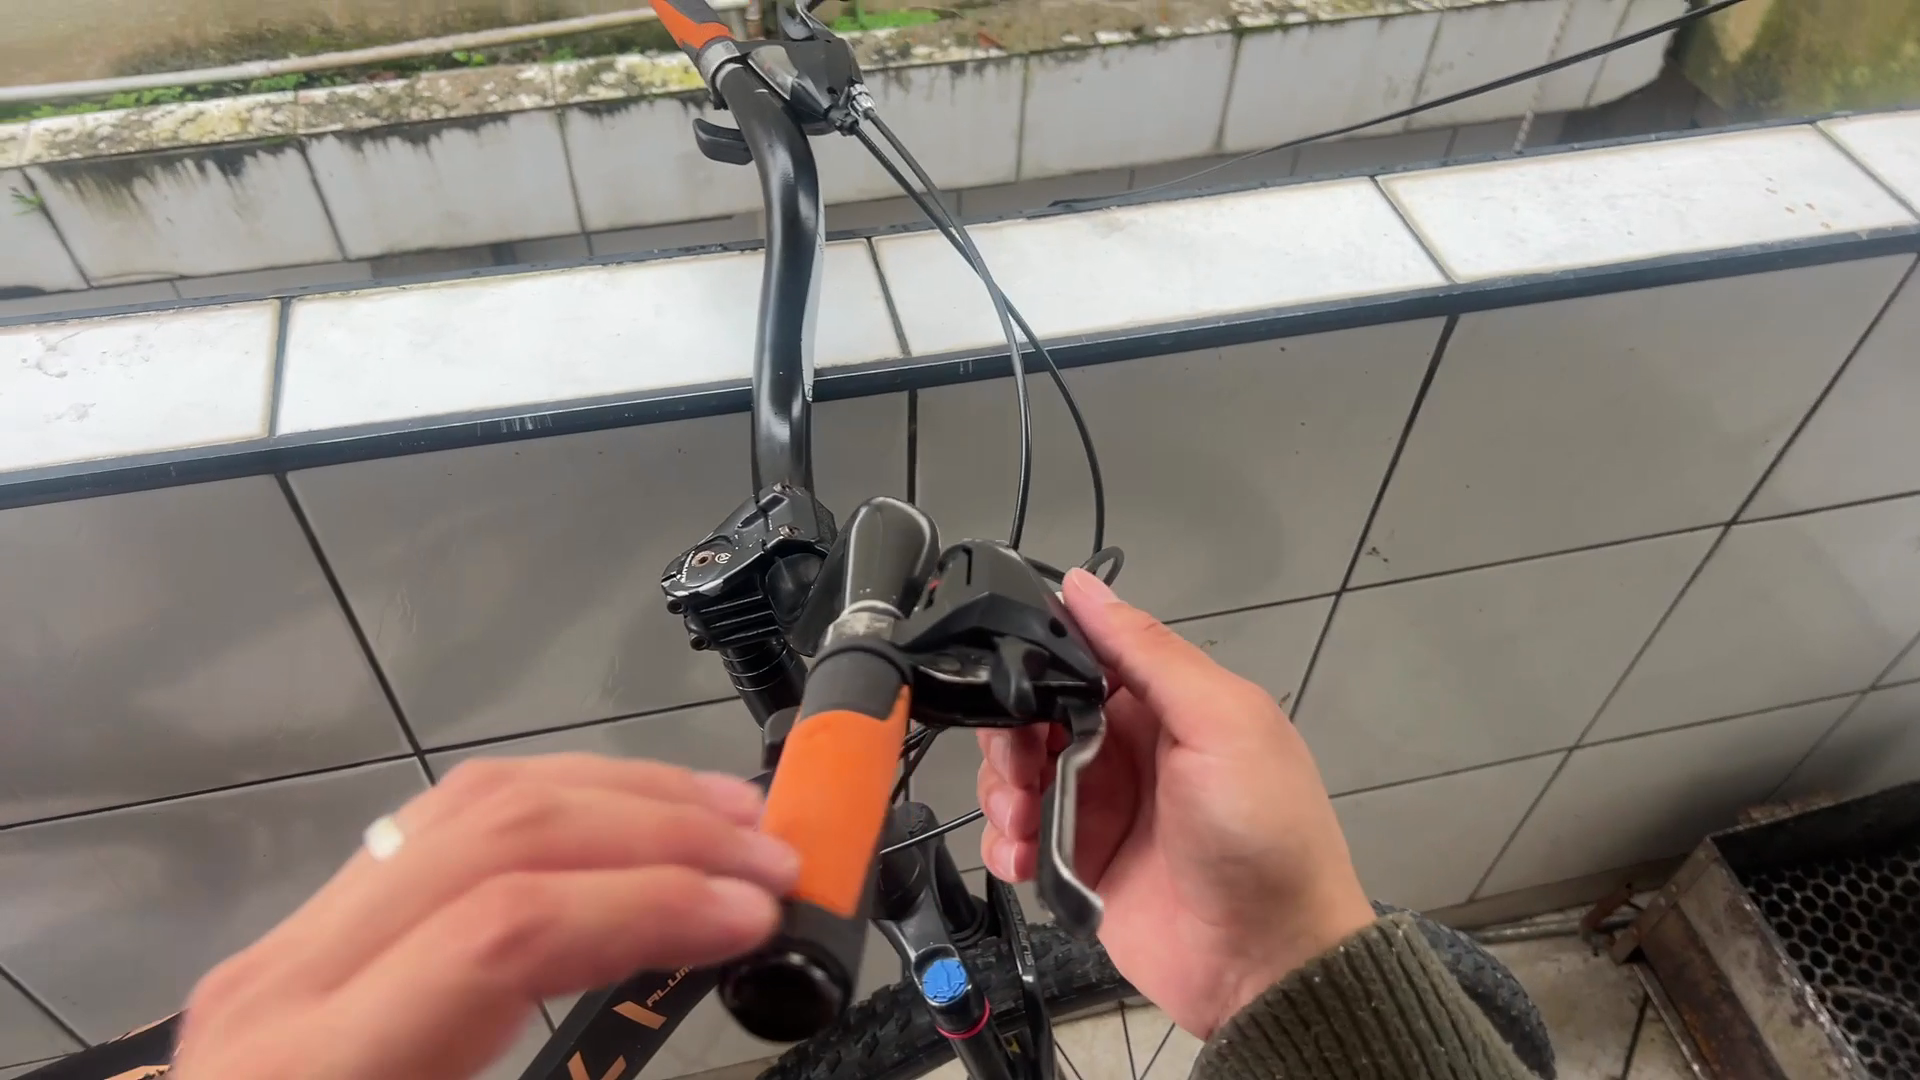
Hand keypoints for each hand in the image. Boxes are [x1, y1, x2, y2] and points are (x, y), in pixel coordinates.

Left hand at [173, 755, 797, 1079]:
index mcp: (312, 1069)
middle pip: (511, 834)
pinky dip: (582, 793)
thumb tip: (714, 966)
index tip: (756, 916)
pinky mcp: (341, 902)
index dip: (650, 905)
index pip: (505, 931)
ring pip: (496, 795)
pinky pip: (475, 806)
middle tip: (770, 857)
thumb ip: (595, 1059)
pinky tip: (644, 807)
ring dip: (637, 795)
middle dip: (668, 833)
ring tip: (732, 814)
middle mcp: (294, 973)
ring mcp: (310, 922)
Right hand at [977, 570, 1375, 1037]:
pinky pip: (1014, 834)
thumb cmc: (1257, 829)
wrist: (1267, 966)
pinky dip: (1003, 840)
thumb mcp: (1220, 723)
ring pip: (1014, 771)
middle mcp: (1116, 744)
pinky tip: (1020, 855)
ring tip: (1024, 821)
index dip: (1035, 661)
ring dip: (1002, 789)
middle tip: (1018, 767)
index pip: (1076, 656)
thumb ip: (1150, 651)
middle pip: (1032, 714)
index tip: (1006, 679)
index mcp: (1155, 701)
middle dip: (1009, 735)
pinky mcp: (1070, 858)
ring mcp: (1091, 803)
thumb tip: (1081, 584)